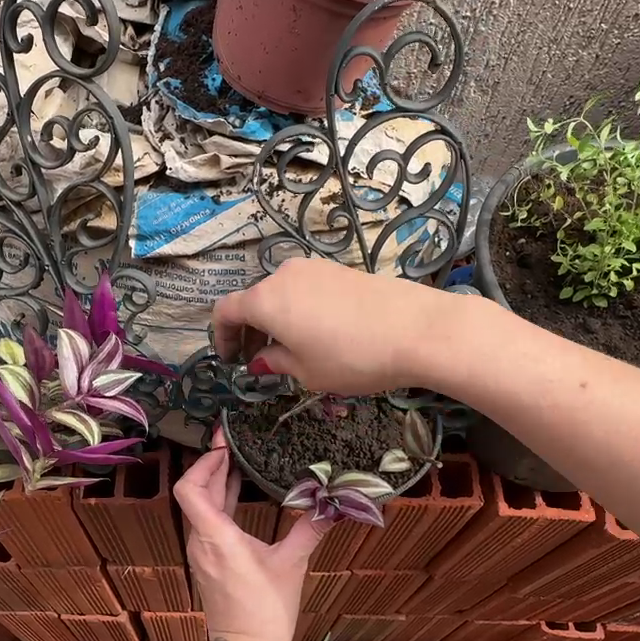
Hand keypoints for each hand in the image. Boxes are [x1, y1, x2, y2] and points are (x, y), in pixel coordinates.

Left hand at [173, 431, 325, 640]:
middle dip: (211, 465)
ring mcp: (201, 553)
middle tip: (231, 442)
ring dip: (214, 483)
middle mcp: (201, 542)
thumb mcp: (292, 566)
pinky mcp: (208, 562)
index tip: (224, 447)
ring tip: (236, 460)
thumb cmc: (266, 611)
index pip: (189, 489)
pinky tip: (237, 493)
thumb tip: (333, 503)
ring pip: (200, 508)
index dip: (203, 464)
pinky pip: (207, 522)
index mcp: (217, 538)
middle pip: (194, 493)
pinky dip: (218, 502)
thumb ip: (309, 529)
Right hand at [212, 258, 463, 394]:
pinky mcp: (341, 269)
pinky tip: (320, 335)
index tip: (231, 360)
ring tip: (292, 351)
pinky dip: (300, 311)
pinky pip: (306, 290)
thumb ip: (276, 363)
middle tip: (260, 361)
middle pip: (254, 300)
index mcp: (266, 300)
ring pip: (281, 294)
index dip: (222, 337)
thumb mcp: (308, 372)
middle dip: (251, 331)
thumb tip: (261, 360)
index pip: (225, 311)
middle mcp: (284, 276)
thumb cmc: (352, 358)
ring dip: (277, 321)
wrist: (417, 329)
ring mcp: (315, 268)